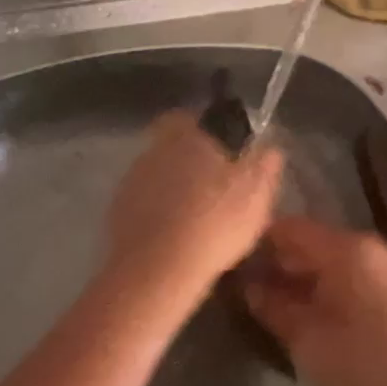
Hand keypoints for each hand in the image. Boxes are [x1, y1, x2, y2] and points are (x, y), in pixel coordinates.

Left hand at [105, 111, 284, 293]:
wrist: (158, 268)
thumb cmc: (214, 223)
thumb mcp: (256, 195)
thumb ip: (264, 165)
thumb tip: (269, 147)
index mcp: (184, 137)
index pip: (184, 117)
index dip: (201, 129)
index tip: (220, 148)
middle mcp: (152, 151)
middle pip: (170, 147)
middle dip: (188, 162)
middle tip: (214, 188)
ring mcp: (131, 181)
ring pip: (155, 176)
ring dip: (171, 189)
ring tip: (195, 218)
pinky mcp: (117, 212)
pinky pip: (142, 204)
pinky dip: (156, 214)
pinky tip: (173, 236)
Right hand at [243, 216, 386, 385]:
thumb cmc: (358, 364)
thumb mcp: (303, 337)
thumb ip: (270, 305)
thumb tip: (247, 286)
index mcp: (344, 248)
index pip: (287, 228)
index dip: (255, 242)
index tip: (230, 261)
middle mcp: (364, 247)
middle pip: (306, 241)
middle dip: (274, 261)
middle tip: (242, 283)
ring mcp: (379, 267)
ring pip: (323, 259)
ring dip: (295, 276)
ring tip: (264, 299)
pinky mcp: (385, 290)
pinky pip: (341, 274)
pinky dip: (317, 286)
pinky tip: (297, 309)